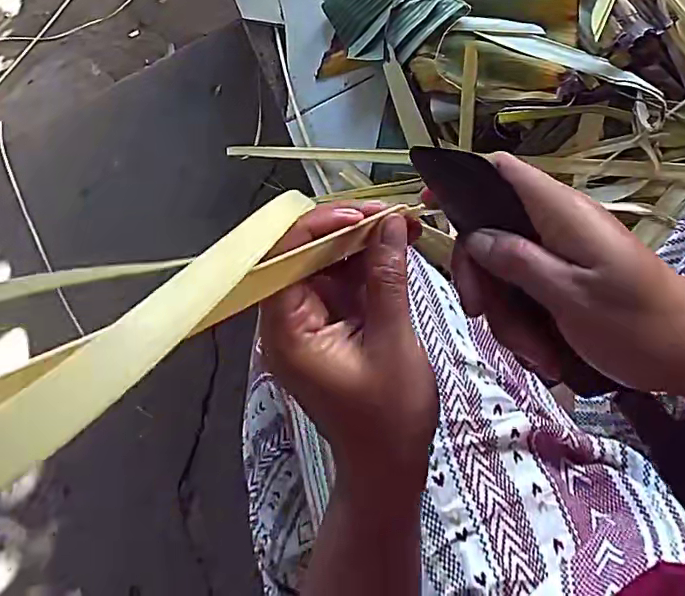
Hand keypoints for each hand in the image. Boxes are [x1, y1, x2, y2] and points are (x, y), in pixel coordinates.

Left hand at [257, 204, 437, 486]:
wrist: (390, 470)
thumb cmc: (389, 420)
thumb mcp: (393, 344)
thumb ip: (387, 279)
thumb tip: (390, 223)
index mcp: (286, 330)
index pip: (284, 258)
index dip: (318, 227)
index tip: (362, 214)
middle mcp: (288, 318)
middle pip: (304, 253)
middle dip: (347, 228)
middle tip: (390, 215)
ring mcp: (308, 318)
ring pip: (326, 260)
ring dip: (362, 240)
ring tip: (401, 224)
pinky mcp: (329, 320)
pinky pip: (342, 277)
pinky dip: (367, 261)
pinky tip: (396, 245)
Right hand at [447, 153, 684, 392]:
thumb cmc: (639, 325)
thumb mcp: (569, 296)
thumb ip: (516, 260)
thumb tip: (474, 236)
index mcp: (560, 211)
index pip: (501, 170)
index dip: (461, 177)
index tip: (430, 204)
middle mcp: (560, 222)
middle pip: (495, 230)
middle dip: (483, 276)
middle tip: (483, 315)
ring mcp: (568, 250)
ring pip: (511, 266)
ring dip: (510, 310)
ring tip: (534, 351)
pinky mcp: (577, 276)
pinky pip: (534, 287)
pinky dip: (531, 318)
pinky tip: (547, 352)